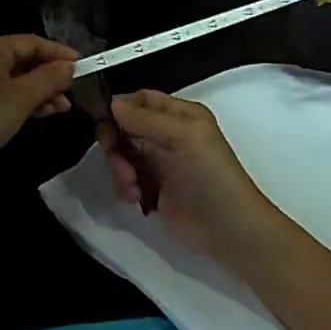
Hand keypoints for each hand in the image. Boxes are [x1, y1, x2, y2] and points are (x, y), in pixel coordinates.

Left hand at [0, 35, 77, 210]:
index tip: (85, 65)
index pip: (31, 42)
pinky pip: (11, 96)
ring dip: (44, 91)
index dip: (59, 53)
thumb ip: (49, 78)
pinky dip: (30, 103)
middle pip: (26, 59)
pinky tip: (48, 113)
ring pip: (20, 80)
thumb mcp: (20, 98)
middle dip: (52, 74)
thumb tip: (71, 66)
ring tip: (65, 106)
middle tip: (76, 88)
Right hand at [103, 90, 273, 254]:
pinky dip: (125, 186)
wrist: (226, 229)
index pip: (142, 100)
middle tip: (120, 163)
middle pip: (126, 127)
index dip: (121, 108)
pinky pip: (126, 178)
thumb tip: (111, 102)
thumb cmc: (209, 175)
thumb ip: (144, 119)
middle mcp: (168, 134)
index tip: (104, 123)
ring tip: (133, 187)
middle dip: (117, 144)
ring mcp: (160, 162)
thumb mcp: (181, 137)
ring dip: (120, 169)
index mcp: (180, 115)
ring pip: (123, 153)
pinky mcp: (153, 188)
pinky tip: (136, 198)